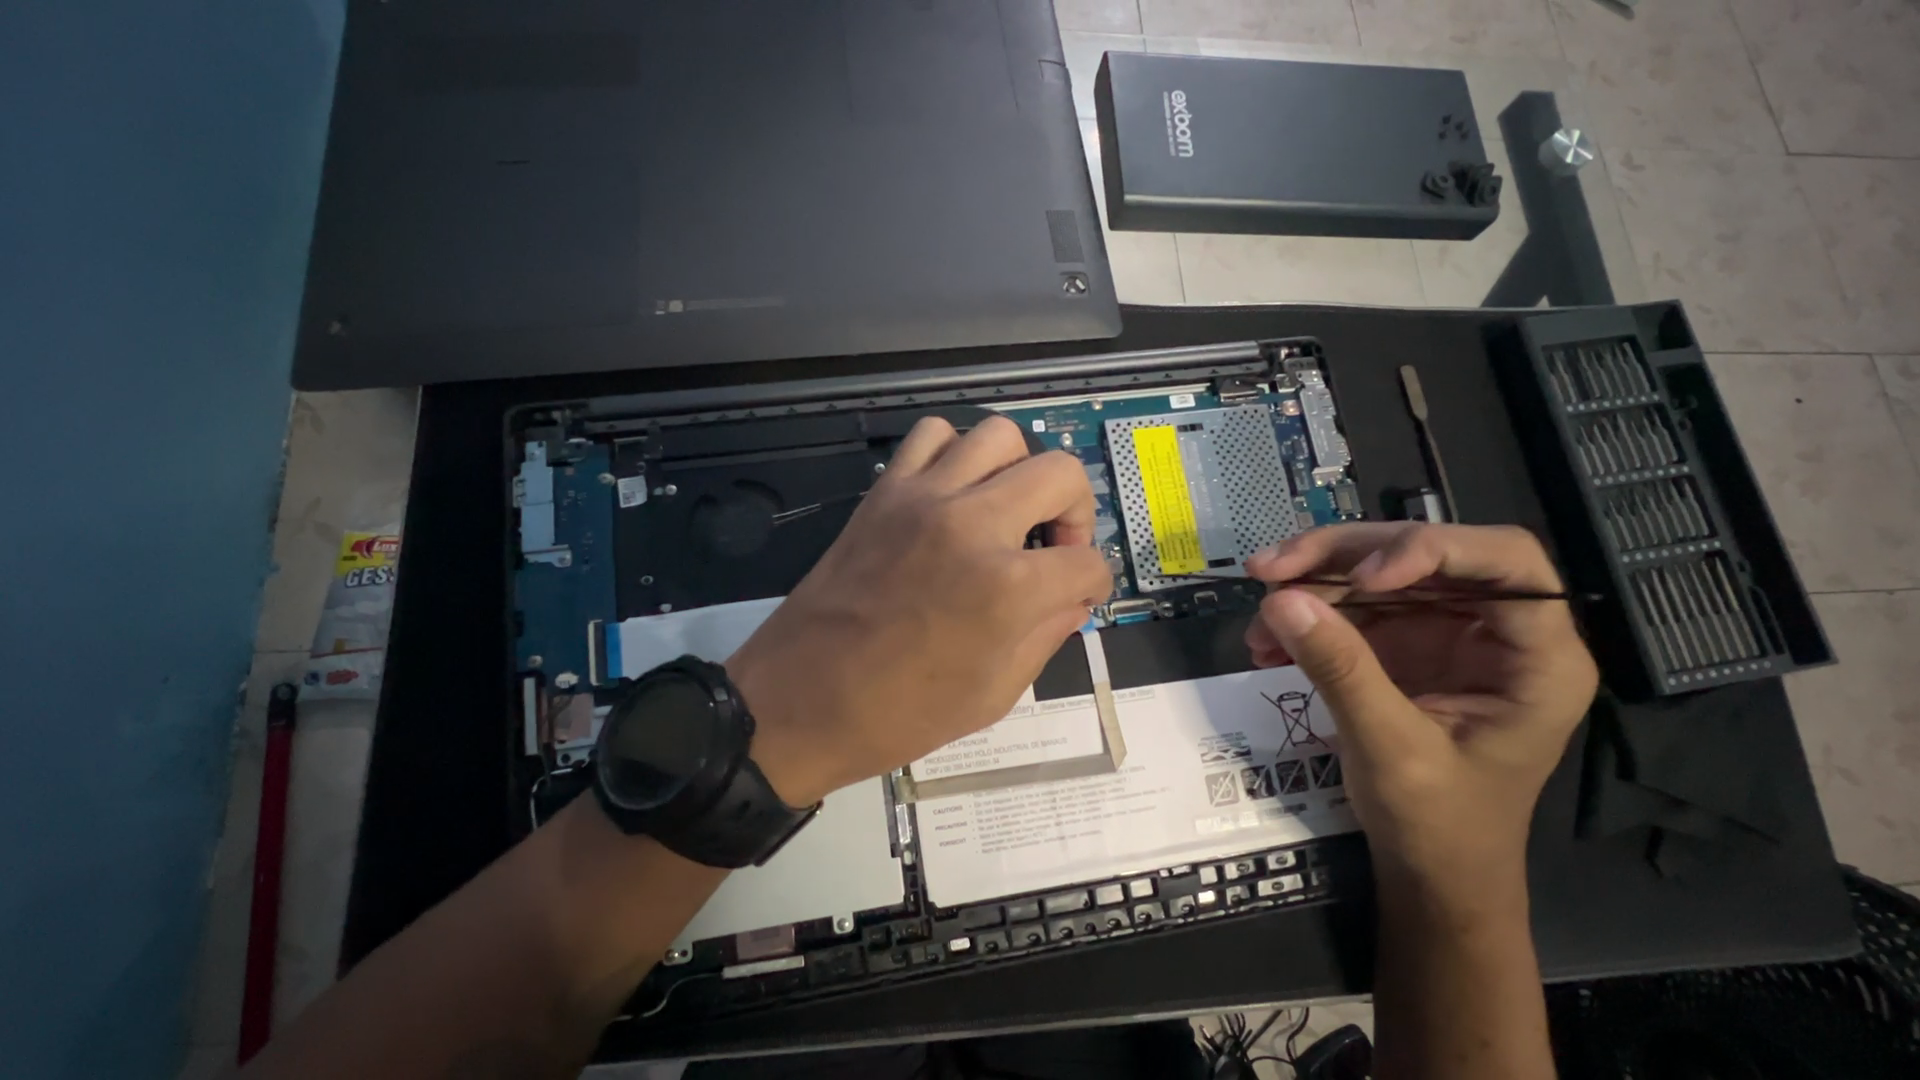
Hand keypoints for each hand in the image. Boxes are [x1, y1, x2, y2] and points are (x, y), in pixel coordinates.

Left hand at [726, 416, 1112, 805]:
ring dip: (1019, 471)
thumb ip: (1046, 635)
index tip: (1078, 595)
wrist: (801, 702)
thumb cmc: (900, 715)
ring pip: (1000, 435)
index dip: (1093, 583)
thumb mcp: (994, 694)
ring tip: (1006, 513)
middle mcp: (973, 524)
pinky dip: (956, 453)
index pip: (1087, 562)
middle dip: (1074, 512)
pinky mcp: (883, 491)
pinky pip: (932, 435)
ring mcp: (923, 498)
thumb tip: (1073, 598)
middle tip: (1052, 548)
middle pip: (1060, 473)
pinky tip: (954, 494)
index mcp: (1008, 587)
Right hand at [1244, 523, 1597, 897]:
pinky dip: (1308, 616)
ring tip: (1260, 610)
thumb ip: (1342, 670)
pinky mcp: (1405, 648)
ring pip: (1381, 573)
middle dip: (1345, 556)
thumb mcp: (1391, 749)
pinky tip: (1266, 642)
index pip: (1505, 562)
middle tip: (1272, 568)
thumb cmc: (1439, 825)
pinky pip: (1355, 608)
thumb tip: (1280, 600)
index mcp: (1537, 657)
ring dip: (1313, 582)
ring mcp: (1447, 635)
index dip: (1432, 550)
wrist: (1430, 876)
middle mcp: (1496, 631)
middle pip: (1427, 556)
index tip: (1361, 577)